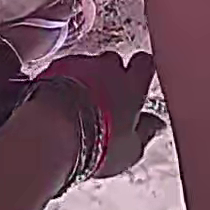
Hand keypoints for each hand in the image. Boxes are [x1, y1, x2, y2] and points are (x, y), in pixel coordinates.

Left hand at [42, 50, 165, 178]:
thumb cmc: (96, 140)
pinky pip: (66, 67)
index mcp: (131, 85)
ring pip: (88, 63)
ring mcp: (79, 63)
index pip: (144, 63)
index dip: (143, 68)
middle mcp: (106, 68)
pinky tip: (65, 99)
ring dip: (88, 77)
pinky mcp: (55, 64)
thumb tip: (155, 124)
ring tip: (84, 104)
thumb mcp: (131, 148)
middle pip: (113, 61)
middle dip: (112, 74)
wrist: (54, 126)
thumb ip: (145, 130)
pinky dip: (67, 78)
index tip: (141, 77)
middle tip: (110, 99)